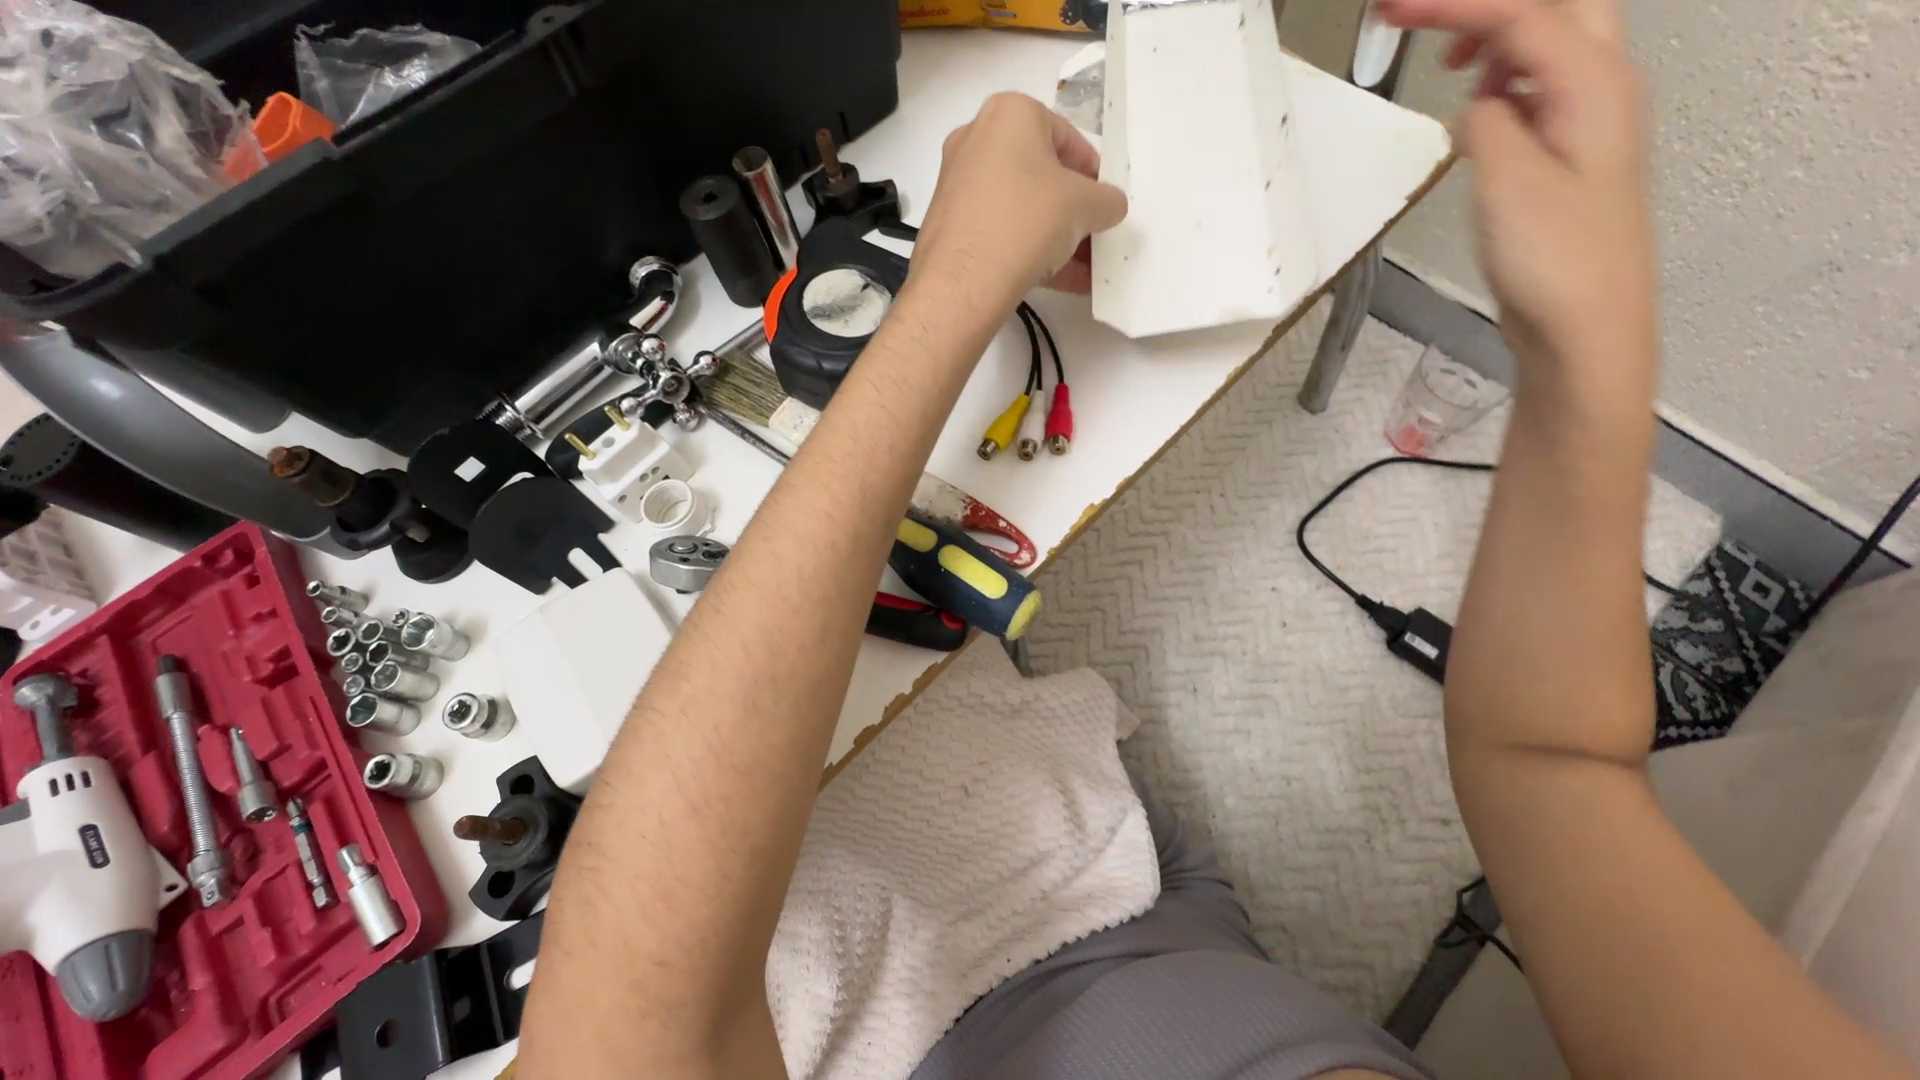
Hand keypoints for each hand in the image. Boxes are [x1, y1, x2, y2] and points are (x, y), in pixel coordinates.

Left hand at [911, 92, 1127, 299]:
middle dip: (1071, 208)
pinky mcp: (948, 224)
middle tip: (1092, 233)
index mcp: (1009, 113)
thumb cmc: (1027, 221)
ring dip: (1054, 236)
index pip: (1066, 136)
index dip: (1092, 171)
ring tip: (1082, 268)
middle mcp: (975, 139)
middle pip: (1039, 173)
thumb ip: (1107, 200)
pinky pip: (999, 230)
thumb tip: (1107, 207)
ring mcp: (957, 183)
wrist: (963, 281)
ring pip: (1019, 207)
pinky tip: (1059, 281)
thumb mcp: (1086, 206)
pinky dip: (1028, 250)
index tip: (1104, 200)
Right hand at [1379, 0, 1656, 380]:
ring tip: (1448, 65)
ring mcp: (1589, 120)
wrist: (1586, 327)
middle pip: (1554, 7)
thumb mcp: (1508, 182)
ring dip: (1496, 38)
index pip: (1520, 13)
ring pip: (1550, 42)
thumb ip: (1487, 122)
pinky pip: (1539, 87)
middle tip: (1425, 18)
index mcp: (1592, 84)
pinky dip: (1502, 80)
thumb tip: (1477, 102)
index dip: (1451, 4)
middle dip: (1486, 7)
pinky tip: (1476, 111)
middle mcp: (1601, 88)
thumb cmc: (1556, 263)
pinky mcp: (1569, 154)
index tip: (1392, 8)